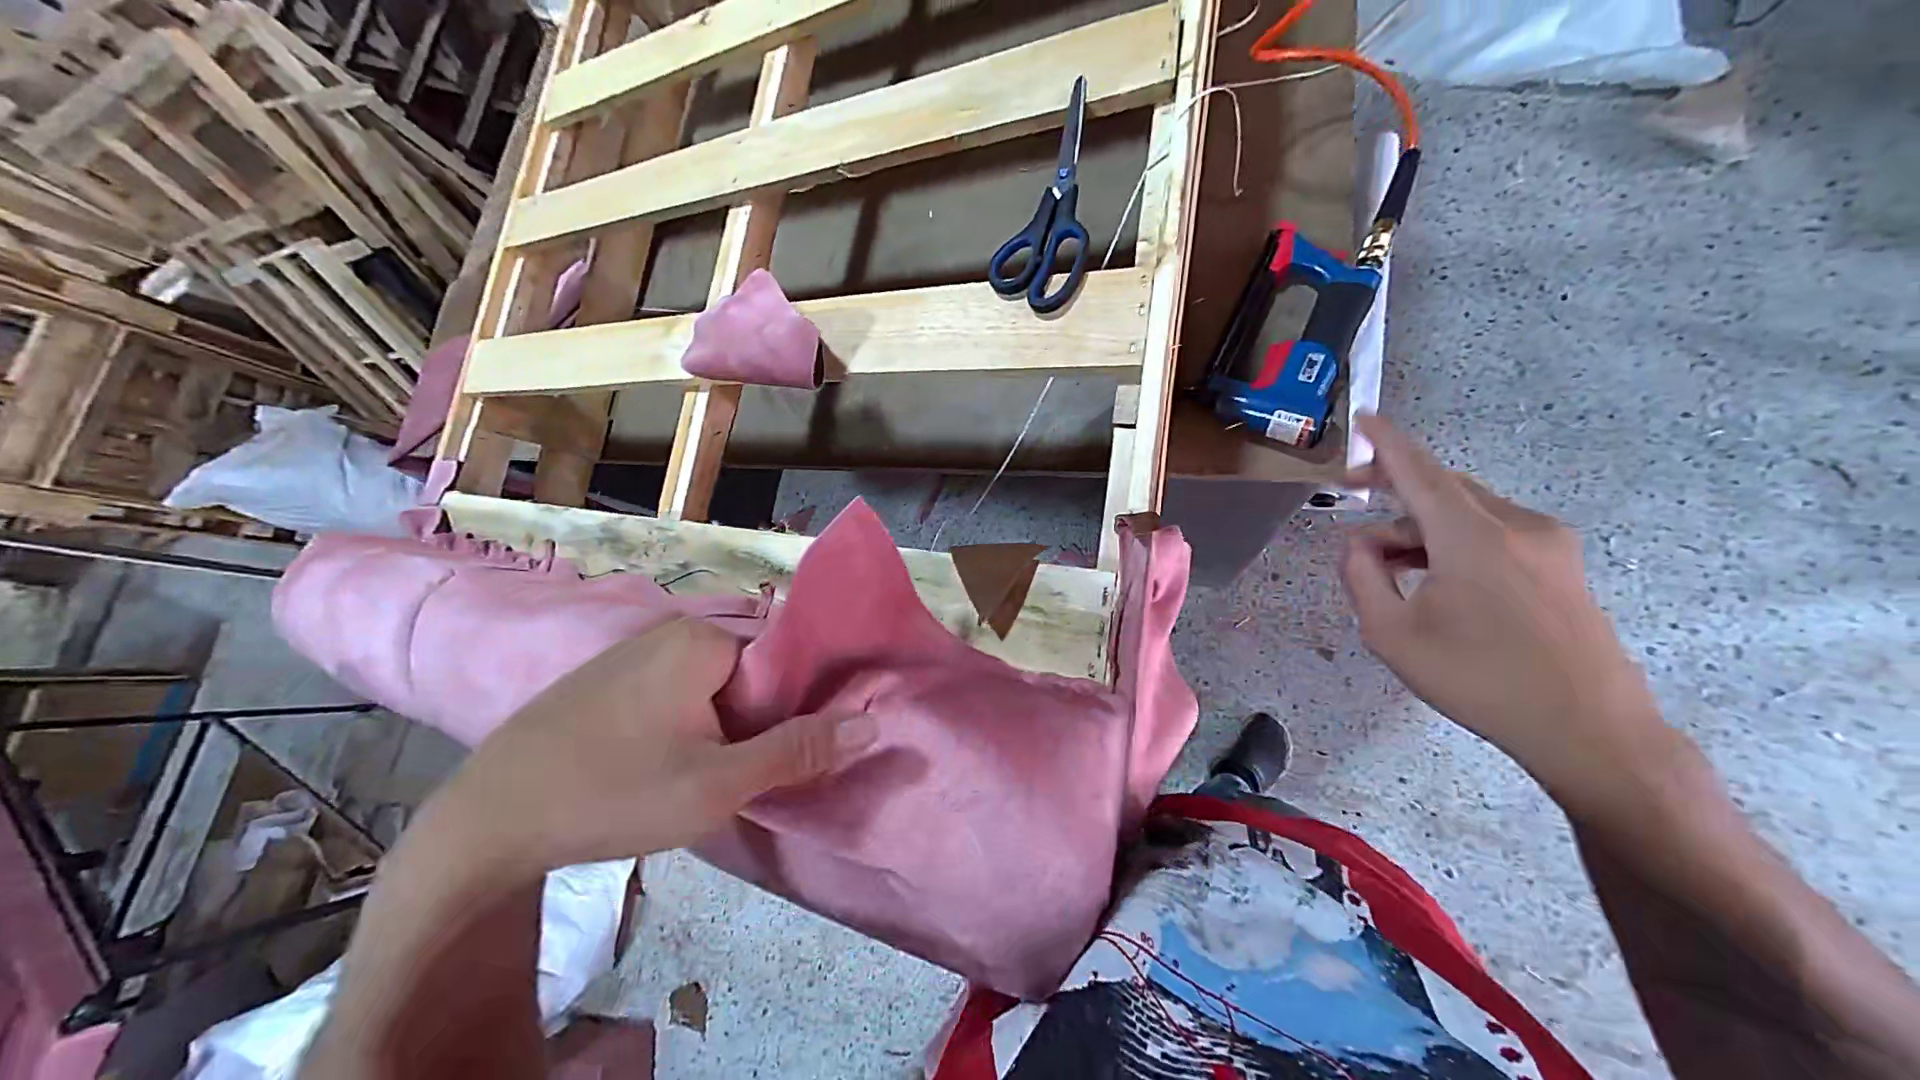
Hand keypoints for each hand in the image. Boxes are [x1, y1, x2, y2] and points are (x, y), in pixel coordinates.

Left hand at [428, 619, 876, 874]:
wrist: (485, 823)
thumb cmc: (615, 793)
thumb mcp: (719, 783)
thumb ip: (798, 750)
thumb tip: (871, 724)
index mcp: (702, 640)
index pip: (781, 661)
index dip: (794, 707)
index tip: (789, 752)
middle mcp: (667, 632)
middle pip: (745, 674)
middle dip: (754, 721)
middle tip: (741, 776)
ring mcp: (627, 655)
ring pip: (706, 688)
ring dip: (718, 728)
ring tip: (702, 779)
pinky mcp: (599, 683)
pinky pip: (667, 694)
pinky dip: (681, 726)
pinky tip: (658, 769)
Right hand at [1340, 415, 1682, 817]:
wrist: (1590, 729)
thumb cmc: (1479, 680)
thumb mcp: (1391, 635)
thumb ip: (1361, 577)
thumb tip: (1359, 544)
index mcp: (1471, 536)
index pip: (1418, 471)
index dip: (1385, 442)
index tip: (1361, 418)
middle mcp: (1516, 524)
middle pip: (1442, 487)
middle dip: (1395, 493)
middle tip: (1355, 508)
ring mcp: (1549, 542)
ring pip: (1468, 510)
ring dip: (1423, 526)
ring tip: (1392, 568)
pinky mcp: (1564, 564)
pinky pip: (1495, 530)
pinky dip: (1455, 540)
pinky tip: (1439, 579)